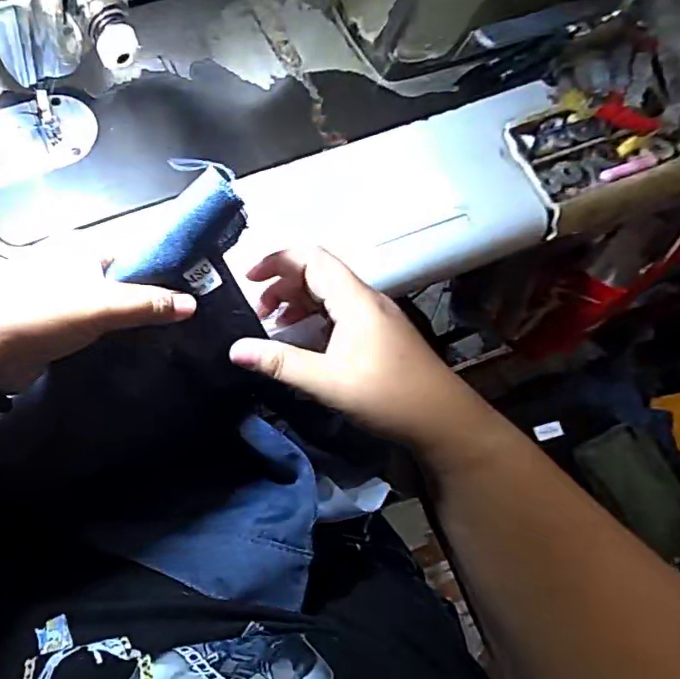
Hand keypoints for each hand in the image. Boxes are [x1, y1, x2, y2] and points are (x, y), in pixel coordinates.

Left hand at [0, 246, 196, 390]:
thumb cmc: (43, 315)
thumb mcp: (102, 306)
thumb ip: (147, 304)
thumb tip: (192, 304)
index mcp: (81, 247)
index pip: (134, 254)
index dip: (160, 273)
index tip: (186, 296)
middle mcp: (70, 264)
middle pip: (121, 280)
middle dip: (145, 300)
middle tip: (175, 322)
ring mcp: (58, 294)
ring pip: (105, 304)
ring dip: (125, 320)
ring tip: (157, 337)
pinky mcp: (51, 322)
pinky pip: (90, 323)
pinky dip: (107, 333)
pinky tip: (123, 348)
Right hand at [229, 247, 496, 465]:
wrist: (443, 420)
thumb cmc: (389, 397)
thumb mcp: (328, 382)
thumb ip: (281, 363)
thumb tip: (236, 350)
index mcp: (355, 300)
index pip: (312, 258)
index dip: (276, 260)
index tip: (248, 278)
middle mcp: (366, 300)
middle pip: (317, 273)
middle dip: (282, 285)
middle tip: (257, 312)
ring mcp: (375, 316)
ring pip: (328, 294)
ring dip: (297, 302)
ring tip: (274, 326)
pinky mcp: (379, 334)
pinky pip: (339, 312)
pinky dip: (313, 318)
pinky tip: (302, 341)